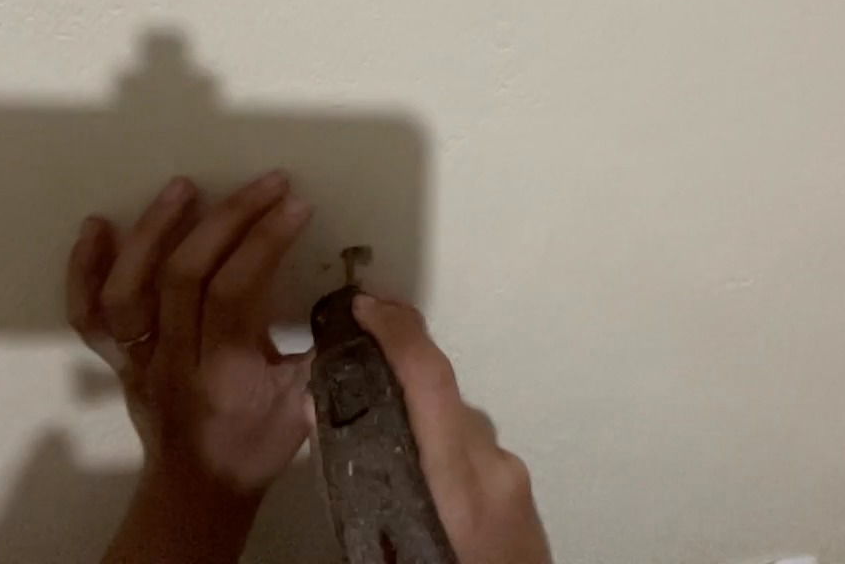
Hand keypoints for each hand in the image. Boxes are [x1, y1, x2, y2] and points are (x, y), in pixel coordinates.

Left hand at [66, 171, 314, 561]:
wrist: (197, 493)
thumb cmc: (256, 446)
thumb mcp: (307, 405)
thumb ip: (330, 352)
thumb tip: (359, 298)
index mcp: (224, 372)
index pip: (236, 292)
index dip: (265, 241)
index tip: (297, 204)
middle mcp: (173, 359)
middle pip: (184, 277)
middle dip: (228, 219)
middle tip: (266, 182)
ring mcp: (137, 357)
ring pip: (129, 289)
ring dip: (154, 231)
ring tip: (184, 185)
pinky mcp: (116, 356)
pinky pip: (89, 314)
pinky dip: (84, 269)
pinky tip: (96, 226)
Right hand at [354, 294, 553, 563]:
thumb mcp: (376, 550)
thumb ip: (351, 482)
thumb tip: (322, 420)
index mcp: (462, 488)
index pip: (432, 382)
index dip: (396, 332)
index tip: (363, 305)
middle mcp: (497, 471)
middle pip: (443, 397)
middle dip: (396, 377)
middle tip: (345, 377)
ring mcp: (516, 482)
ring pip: (457, 426)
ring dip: (418, 422)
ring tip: (375, 448)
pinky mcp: (522, 496)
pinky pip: (472, 451)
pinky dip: (440, 447)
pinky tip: (413, 477)